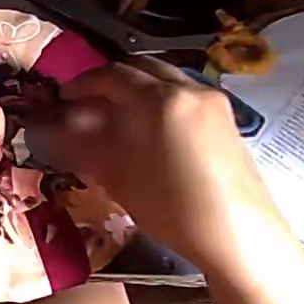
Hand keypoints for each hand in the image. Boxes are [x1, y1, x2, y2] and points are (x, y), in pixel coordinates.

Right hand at [36, 58, 292, 273]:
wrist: (239, 236)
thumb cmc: (172, 209)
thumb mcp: (120, 178)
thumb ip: (89, 143)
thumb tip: (65, 126)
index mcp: (159, 100)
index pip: (112, 75)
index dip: (82, 84)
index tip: (64, 99)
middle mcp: (189, 89)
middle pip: (142, 68)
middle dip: (111, 80)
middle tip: (88, 101)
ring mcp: (212, 102)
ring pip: (165, 79)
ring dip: (137, 88)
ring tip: (116, 115)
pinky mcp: (226, 119)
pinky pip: (184, 95)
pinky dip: (159, 100)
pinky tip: (148, 129)